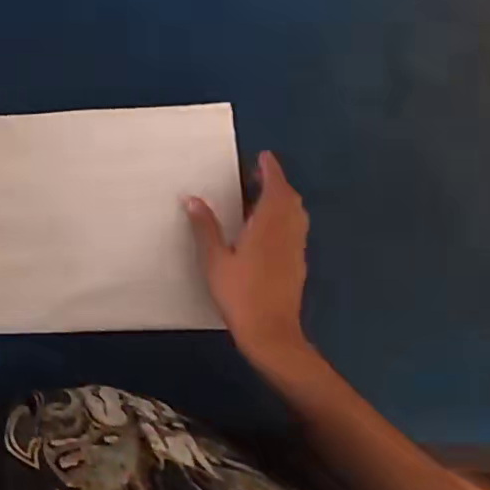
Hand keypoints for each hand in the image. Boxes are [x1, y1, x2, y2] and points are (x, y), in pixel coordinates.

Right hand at [185, 150, 317, 366]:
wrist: (271, 333)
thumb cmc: (240, 294)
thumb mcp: (214, 260)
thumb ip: (205, 228)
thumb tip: (193, 199)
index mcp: (269, 227)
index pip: (276, 189)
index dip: (271, 171)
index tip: (264, 156)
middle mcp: (288, 234)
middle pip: (290, 200)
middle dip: (277, 183)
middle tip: (257, 174)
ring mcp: (295, 250)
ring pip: (295, 216)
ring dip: (282, 200)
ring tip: (260, 197)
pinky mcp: (296, 265)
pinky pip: (294, 230)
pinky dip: (283, 217)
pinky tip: (265, 228)